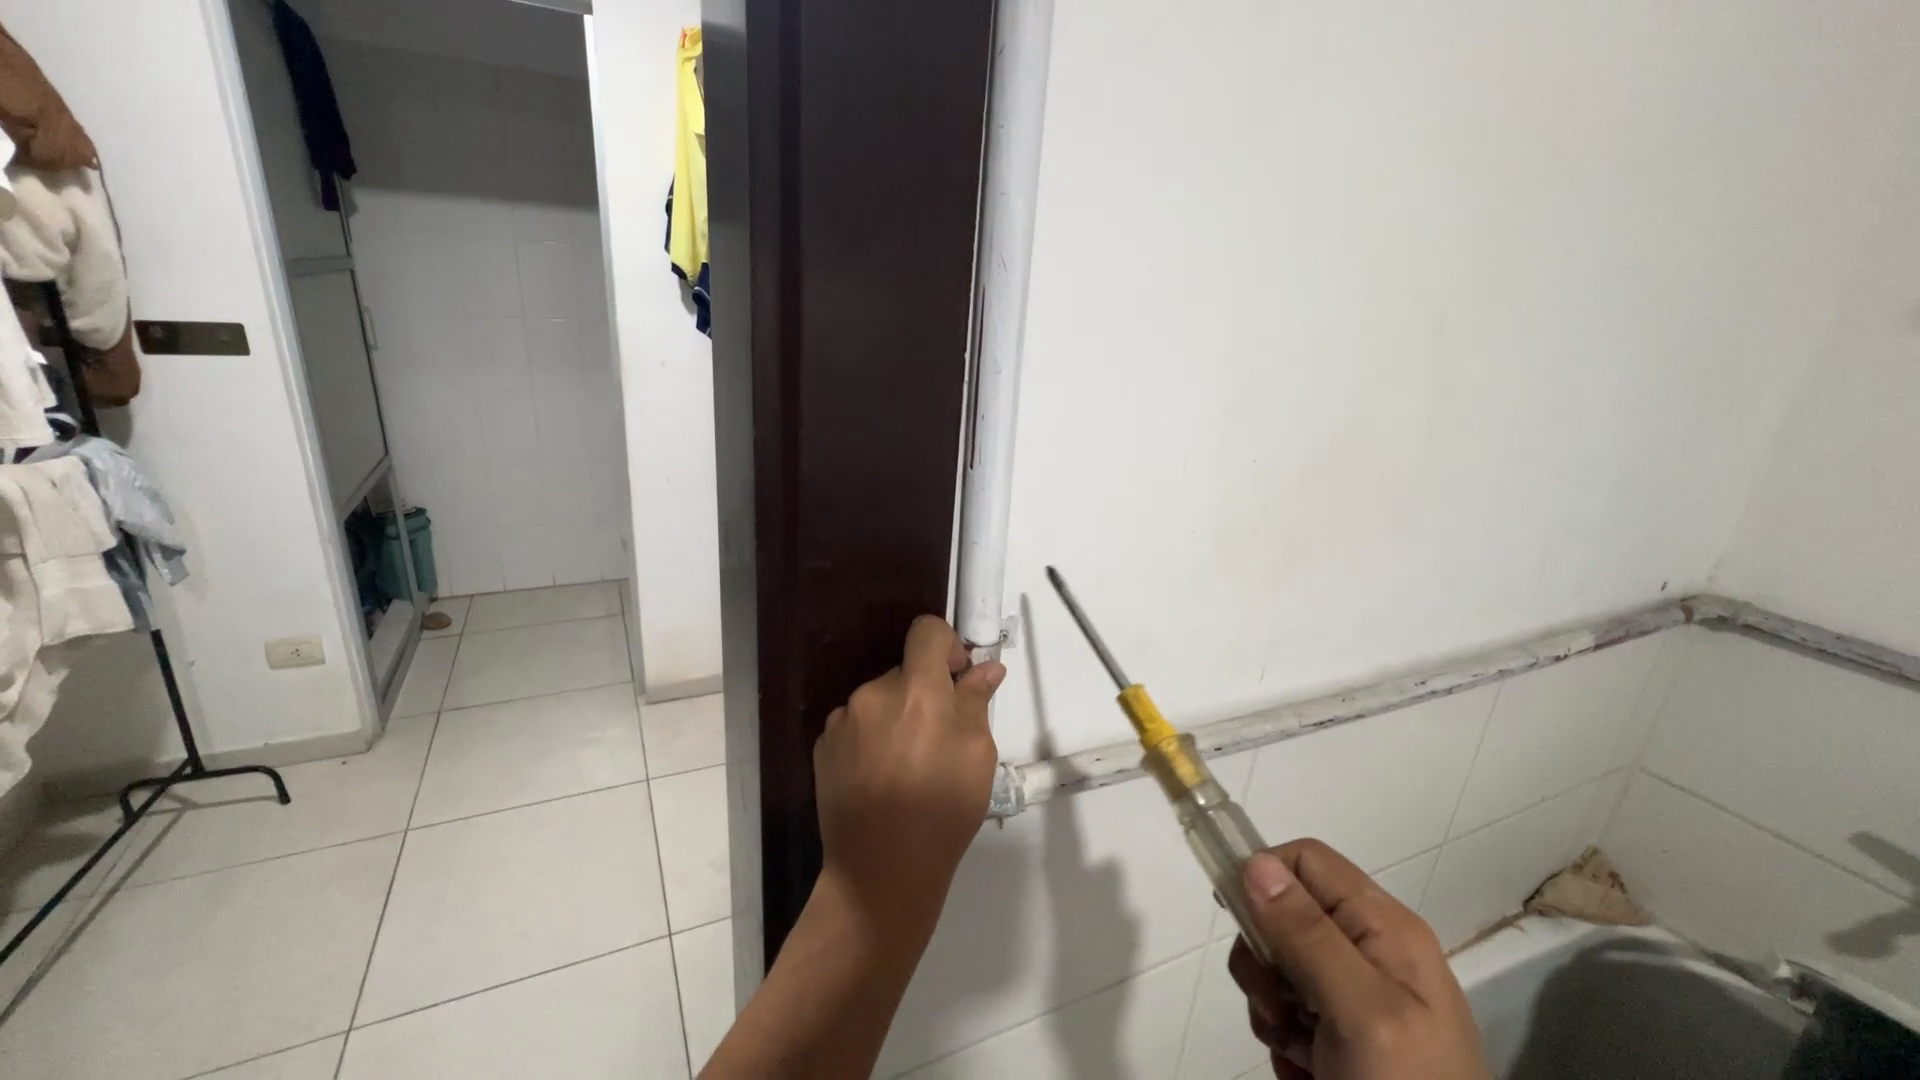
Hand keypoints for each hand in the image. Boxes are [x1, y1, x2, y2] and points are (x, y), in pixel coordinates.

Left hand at [814, 615, 1006, 940]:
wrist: (881, 871)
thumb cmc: (943, 813)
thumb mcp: (978, 757)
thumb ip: (976, 702)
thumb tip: (984, 668)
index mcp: (917, 691)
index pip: (926, 632)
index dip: (947, 646)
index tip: (957, 680)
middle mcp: (873, 694)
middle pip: (904, 671)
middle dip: (924, 692)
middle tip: (939, 739)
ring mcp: (843, 720)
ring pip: (879, 699)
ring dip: (896, 716)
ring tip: (907, 765)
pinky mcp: (823, 745)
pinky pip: (856, 725)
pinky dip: (871, 738)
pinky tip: (880, 777)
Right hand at [1230, 840, 1486, 1079]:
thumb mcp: (1360, 1012)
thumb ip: (1307, 935)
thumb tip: (1253, 861)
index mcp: (1383, 926)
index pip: (1305, 861)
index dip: (1262, 877)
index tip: (1234, 920)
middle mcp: (1370, 949)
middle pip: (1282, 915)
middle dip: (1262, 959)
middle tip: (1278, 1007)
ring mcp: (1357, 993)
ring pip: (1277, 967)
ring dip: (1270, 1007)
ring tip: (1299, 1050)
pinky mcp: (1344, 1032)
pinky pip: (1288, 1012)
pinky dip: (1284, 1038)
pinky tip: (1308, 1069)